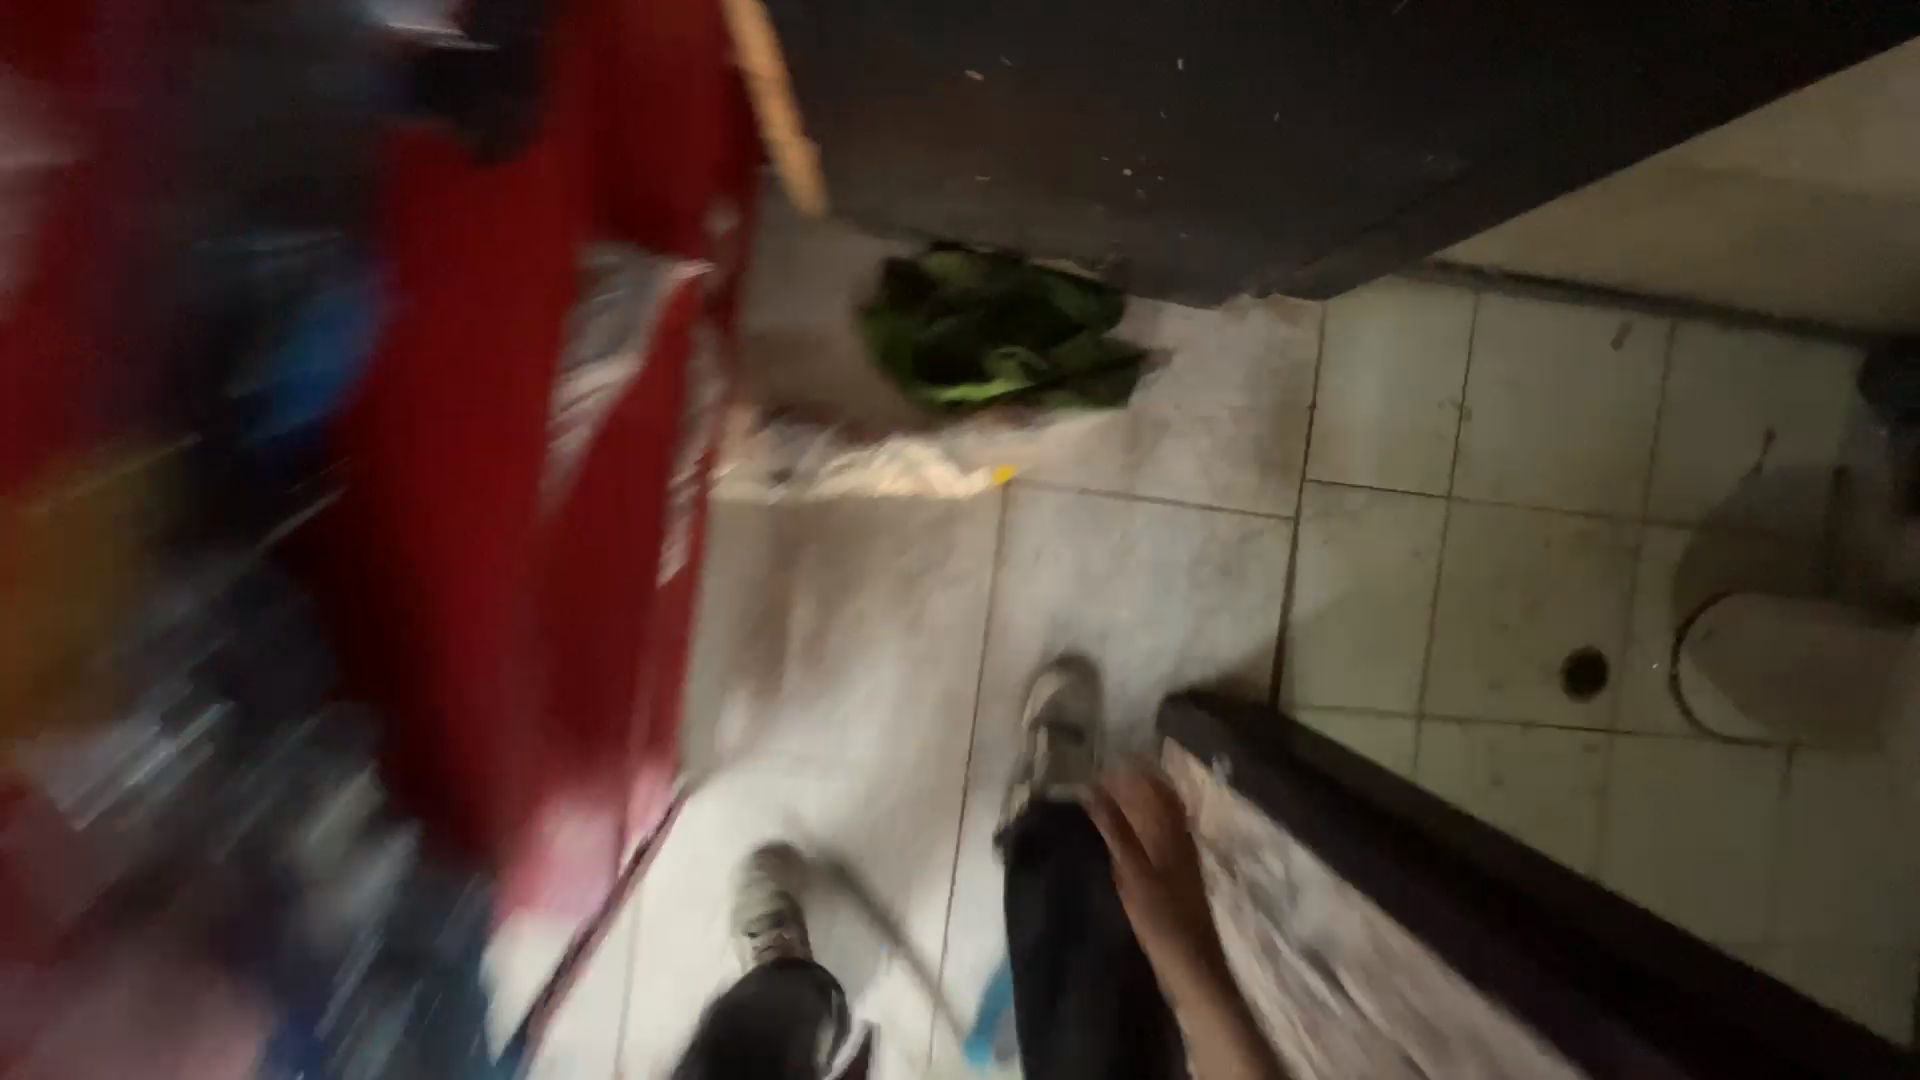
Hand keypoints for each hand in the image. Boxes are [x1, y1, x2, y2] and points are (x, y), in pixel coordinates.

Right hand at [1086, 768, 1227, 995]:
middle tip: (1096, 779)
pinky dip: (1141, 823)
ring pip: (1160, 814)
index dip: (1125, 771)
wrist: (1194, 967)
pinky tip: (1124, 834)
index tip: (1097, 766)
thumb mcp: (1132, 871)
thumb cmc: (1161, 918)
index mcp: (1169, 829)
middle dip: (1130, 782)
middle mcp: (1179, 835)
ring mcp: (1182, 855)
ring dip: (1136, 801)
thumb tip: (1091, 788)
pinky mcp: (1179, 873)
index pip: (1150, 784)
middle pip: (1158, 796)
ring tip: (1105, 799)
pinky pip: (1160, 833)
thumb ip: (1114, 828)